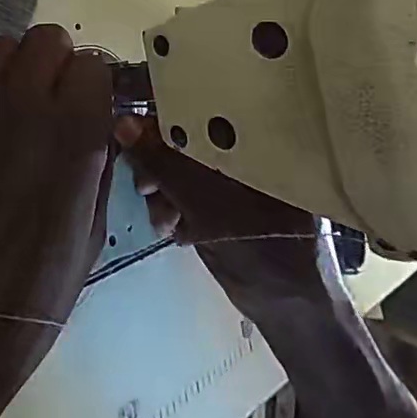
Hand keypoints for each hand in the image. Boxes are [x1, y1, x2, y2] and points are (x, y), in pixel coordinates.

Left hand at [0, 25, 113, 337]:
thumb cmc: (36, 285)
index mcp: (78, 126)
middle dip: (47, 65)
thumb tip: (95, 126)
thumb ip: (96, 159)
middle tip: (35, 102)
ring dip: (3, 73)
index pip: (91, 63)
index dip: (85, 85)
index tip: (76, 104)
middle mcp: (27, 97)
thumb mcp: (93, 222)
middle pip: (45, 39)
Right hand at [113, 114, 330, 312]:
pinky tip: (175, 228)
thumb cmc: (257, 246)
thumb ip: (161, 161)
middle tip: (146, 189)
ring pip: (187, 167)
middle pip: (187, 139)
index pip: (197, 110)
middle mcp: (247, 148)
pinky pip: (195, 191)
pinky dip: (179, 206)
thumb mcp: (202, 201)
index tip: (134, 142)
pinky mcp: (233, 202)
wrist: (293, 307)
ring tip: (165, 220)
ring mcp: (241, 177)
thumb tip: (123, 122)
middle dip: (159, 164)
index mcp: (252, 136)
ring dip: (165, 191)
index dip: (161, 123)